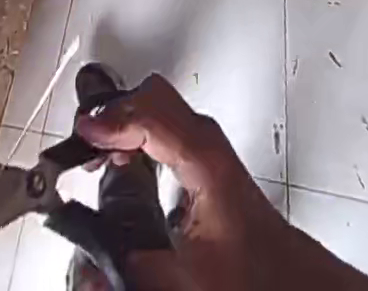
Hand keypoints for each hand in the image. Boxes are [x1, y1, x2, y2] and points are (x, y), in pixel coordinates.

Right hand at [74, 75, 282, 290]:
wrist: (282, 271)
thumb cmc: (250, 270)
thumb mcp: (185, 277)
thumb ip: (132, 267)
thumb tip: (89, 270)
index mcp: (204, 160)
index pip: (153, 118)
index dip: (114, 122)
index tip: (85, 135)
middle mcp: (205, 139)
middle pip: (150, 96)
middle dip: (112, 112)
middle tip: (84, 141)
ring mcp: (203, 137)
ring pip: (155, 100)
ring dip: (121, 117)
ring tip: (95, 148)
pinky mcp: (199, 145)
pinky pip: (160, 115)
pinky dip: (134, 124)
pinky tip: (119, 152)